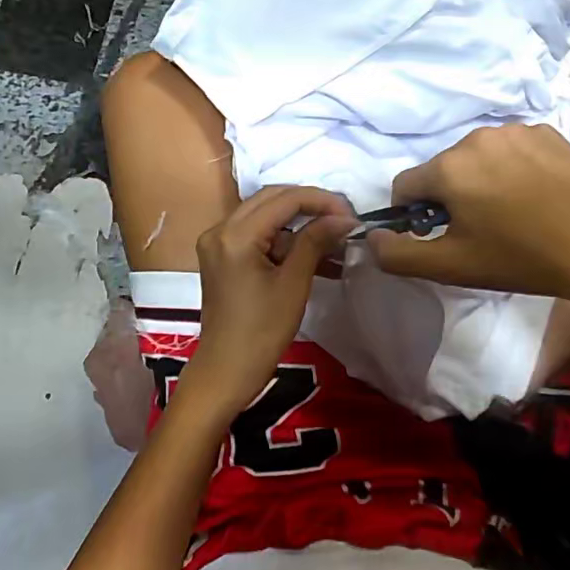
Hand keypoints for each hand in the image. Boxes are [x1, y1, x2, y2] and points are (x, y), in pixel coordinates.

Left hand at [182, 186, 356, 418]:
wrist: (226, 370)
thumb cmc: (261, 331)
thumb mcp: (293, 283)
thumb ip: (315, 242)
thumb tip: (344, 218)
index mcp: (235, 234)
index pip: (284, 199)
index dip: (322, 201)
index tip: (351, 215)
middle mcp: (221, 229)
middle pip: (272, 199)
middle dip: (310, 206)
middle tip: (343, 221)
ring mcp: (218, 242)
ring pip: (265, 216)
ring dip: (299, 226)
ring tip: (334, 243)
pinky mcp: (222, 256)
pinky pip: (256, 235)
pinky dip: (284, 242)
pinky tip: (315, 257)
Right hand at [364, 124, 569, 316]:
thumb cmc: (520, 259)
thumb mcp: (450, 267)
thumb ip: (397, 255)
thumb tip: (370, 238)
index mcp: (448, 167)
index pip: (405, 186)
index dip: (413, 215)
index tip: (440, 235)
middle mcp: (475, 138)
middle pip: (442, 169)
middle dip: (449, 196)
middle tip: (479, 229)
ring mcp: (514, 131)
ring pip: (475, 157)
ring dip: (480, 180)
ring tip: (509, 210)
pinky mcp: (546, 132)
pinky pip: (509, 149)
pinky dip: (511, 167)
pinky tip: (533, 193)